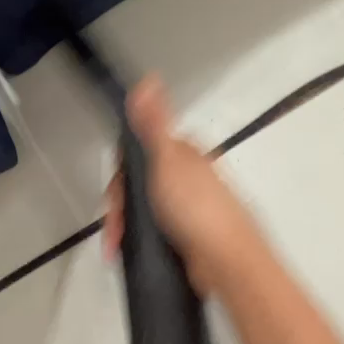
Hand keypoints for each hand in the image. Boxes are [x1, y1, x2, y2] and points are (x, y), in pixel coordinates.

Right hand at [104, 77, 266, 295]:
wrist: (229, 264)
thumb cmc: (197, 209)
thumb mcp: (167, 159)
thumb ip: (153, 122)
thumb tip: (148, 78)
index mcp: (185, 153)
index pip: (140, 150)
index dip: (122, 171)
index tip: (114, 194)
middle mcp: (188, 176)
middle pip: (139, 182)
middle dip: (121, 205)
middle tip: (115, 228)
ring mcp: (190, 208)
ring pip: (144, 208)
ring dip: (126, 226)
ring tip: (117, 247)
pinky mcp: (190, 237)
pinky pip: (155, 232)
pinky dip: (140, 241)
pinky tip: (132, 252)